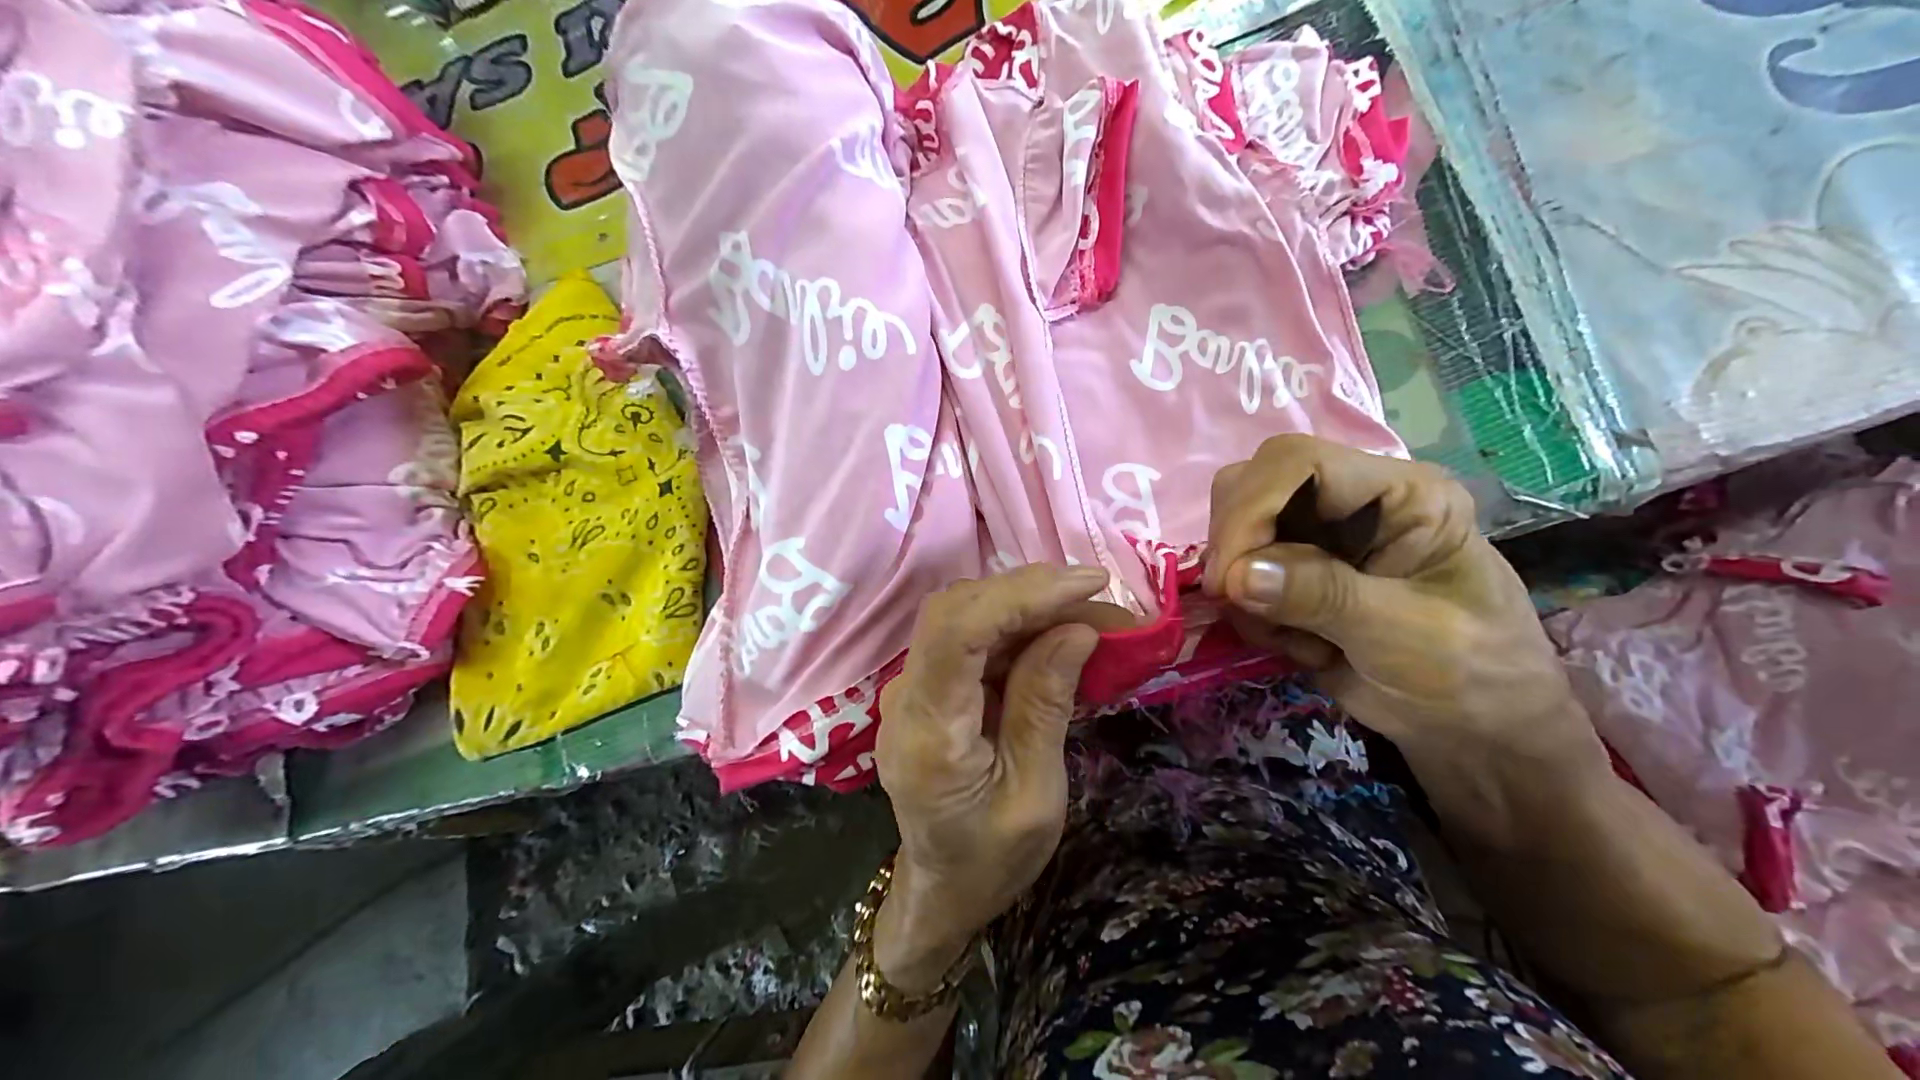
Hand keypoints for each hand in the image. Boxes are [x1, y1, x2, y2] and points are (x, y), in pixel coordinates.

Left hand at [871, 563, 1106, 989]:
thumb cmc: (992, 858)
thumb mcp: (1035, 795)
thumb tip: (1076, 629)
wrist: (943, 888)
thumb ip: (1045, 706)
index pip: (957, 632)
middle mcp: (906, 696)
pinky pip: (969, 638)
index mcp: (928, 731)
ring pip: (964, 615)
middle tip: (1101, 596)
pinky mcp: (928, 687)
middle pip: (958, 610)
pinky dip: (1016, 626)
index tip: (1088, 585)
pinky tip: (1058, 630)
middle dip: (1031, 592)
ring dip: (1028, 604)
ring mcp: (911, 688)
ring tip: (1092, 611)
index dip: (1021, 596)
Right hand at [1204, 436, 1609, 824]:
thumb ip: (1325, 597)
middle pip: (1254, 484)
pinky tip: (1293, 642)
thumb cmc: (1471, 675)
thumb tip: (1239, 575)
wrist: (1472, 728)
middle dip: (1237, 545)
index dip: (1252, 508)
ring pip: (1234, 527)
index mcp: (1400, 494)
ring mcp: (1319, 536)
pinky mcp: (1293, 571)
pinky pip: (1236, 572)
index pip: (1300, 464)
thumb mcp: (1405, 636)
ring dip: (1241, 586)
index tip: (1230, 577)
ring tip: (1290, 636)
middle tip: (1240, 604)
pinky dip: (1246, 610)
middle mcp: (1352, 502)